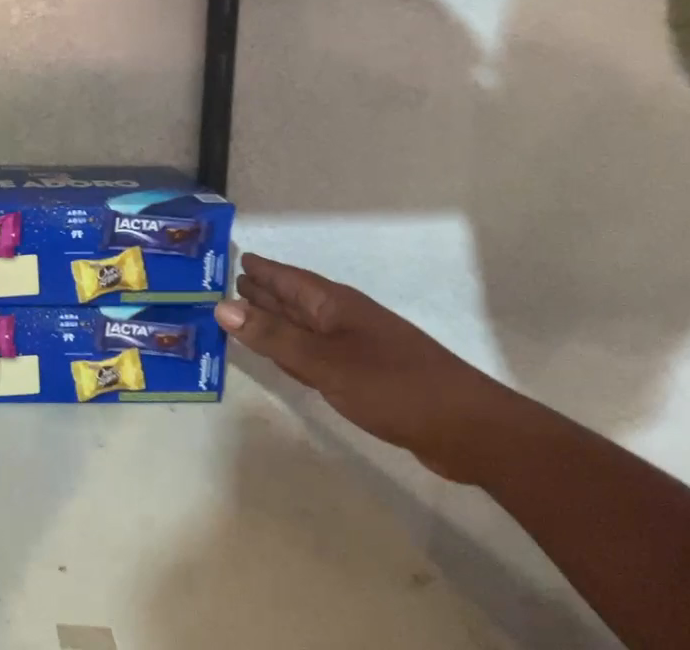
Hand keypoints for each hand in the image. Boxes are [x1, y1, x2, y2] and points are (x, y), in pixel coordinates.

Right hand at [217, 253, 521, 482]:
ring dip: (275, 322)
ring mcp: (357, 348)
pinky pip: (315, 355)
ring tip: (243, 316)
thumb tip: (220, 305)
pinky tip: (283, 358)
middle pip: (295, 300)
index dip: (262, 270)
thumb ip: (272, 336)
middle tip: (228, 284)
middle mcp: (345, 320)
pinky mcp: (365, 377)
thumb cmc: (395, 387)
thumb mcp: (324, 361)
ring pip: (304, 328)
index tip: (232, 258)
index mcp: (336, 306)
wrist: (470, 431)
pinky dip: (292, 351)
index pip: (288, 279)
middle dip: (263, 292)